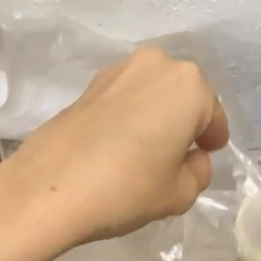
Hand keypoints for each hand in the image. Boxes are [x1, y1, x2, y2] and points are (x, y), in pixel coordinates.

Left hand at [0, 46, 229, 247]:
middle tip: (175, 156)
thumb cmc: (126, 189)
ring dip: (151, 117)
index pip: (212, 115)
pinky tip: (116, 148)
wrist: (48, 189)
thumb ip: (197, 173)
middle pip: (179, 97)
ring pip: (147, 95)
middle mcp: (154, 66)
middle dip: (181, 122)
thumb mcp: (178, 194)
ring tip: (143, 153)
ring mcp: (115, 72)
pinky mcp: (84, 89)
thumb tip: (191, 160)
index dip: (211, 139)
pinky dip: (124, 119)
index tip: (206, 155)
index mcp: (188, 85)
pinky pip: (119, 102)